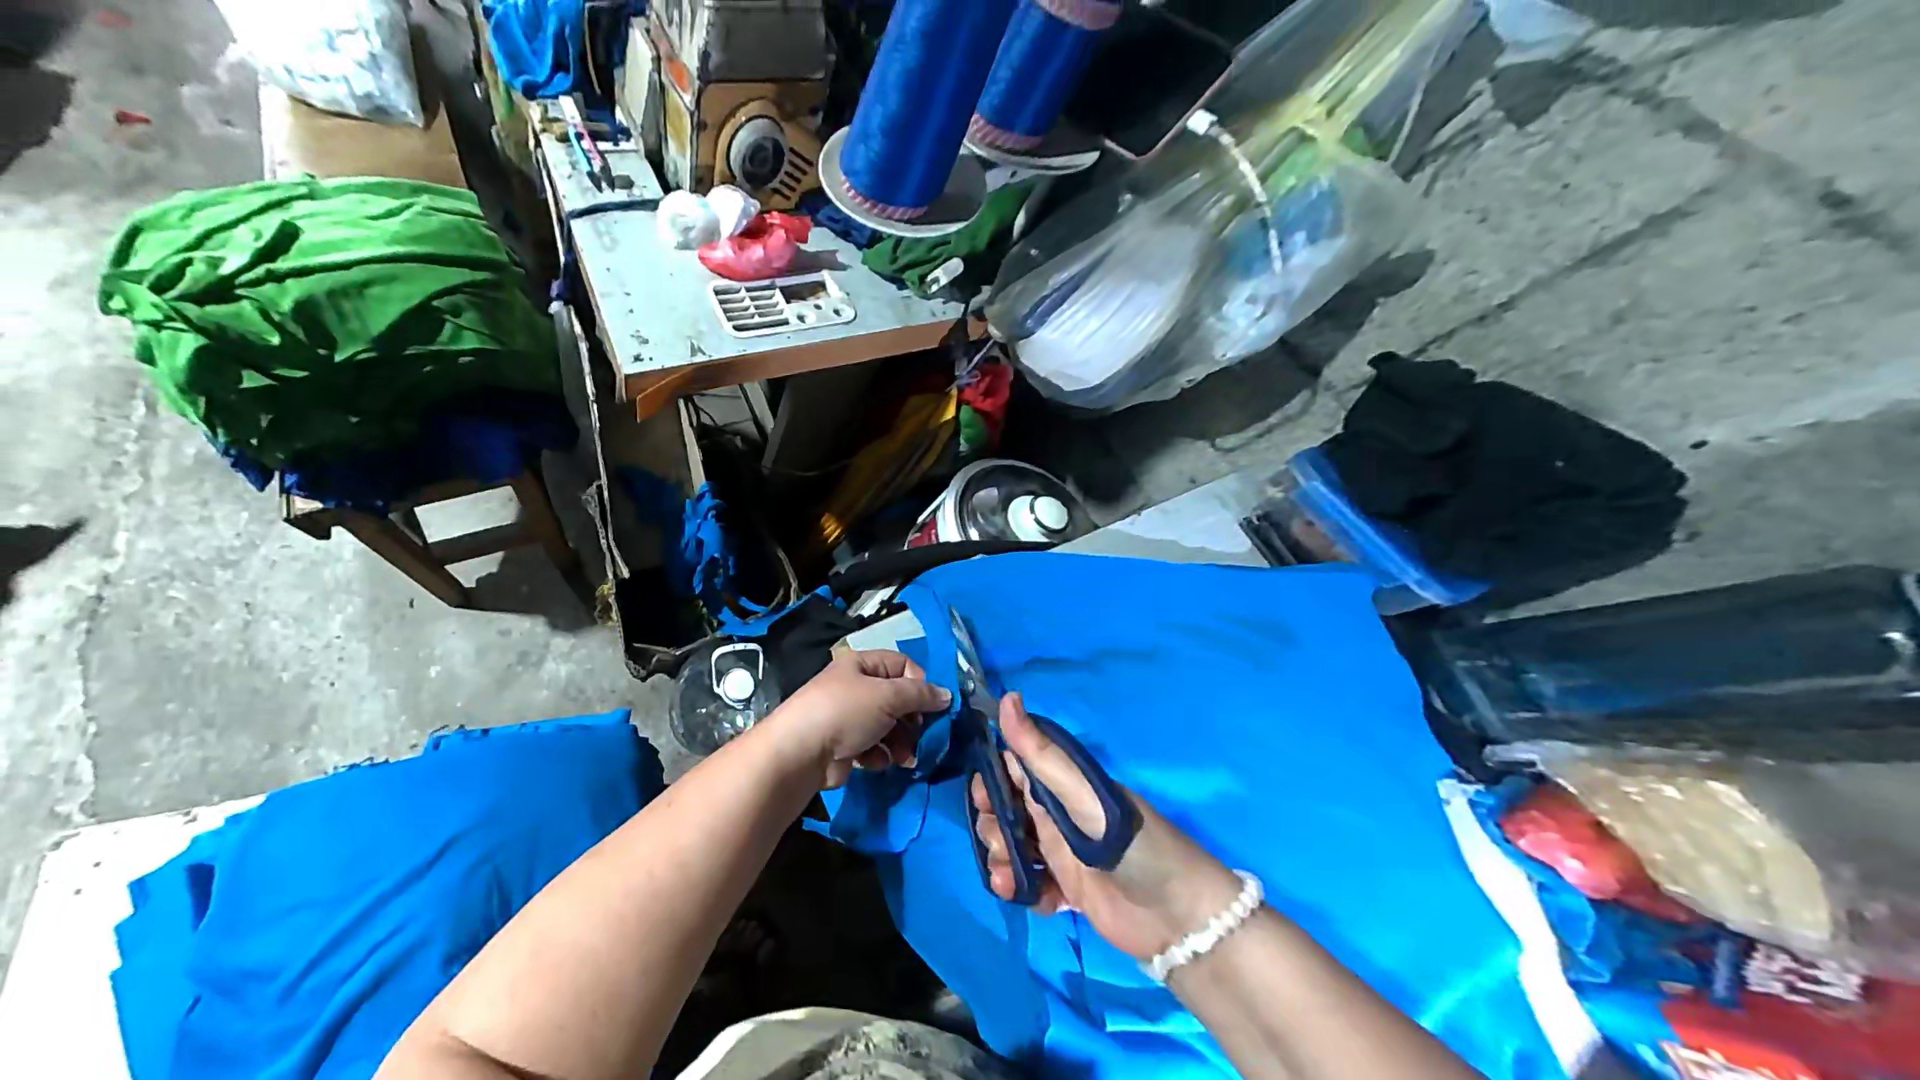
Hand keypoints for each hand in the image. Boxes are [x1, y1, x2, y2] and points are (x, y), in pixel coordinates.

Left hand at [764, 649, 950, 789]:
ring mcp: (849, 717)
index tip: (933, 707)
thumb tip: (947, 695)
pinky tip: (879, 763)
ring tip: (906, 758)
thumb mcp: (888, 696)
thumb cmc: (846, 713)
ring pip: (889, 726)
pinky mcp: (845, 745)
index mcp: (861, 664)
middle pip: (898, 699)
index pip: (903, 666)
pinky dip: (882, 755)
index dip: (921, 684)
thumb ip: (921, 695)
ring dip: (901, 742)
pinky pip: (875, 746)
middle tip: (923, 737)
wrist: (800, 754)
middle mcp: (855, 687)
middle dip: (913, 720)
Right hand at [971, 694, 1245, 961]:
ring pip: (1012, 847)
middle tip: (1000, 844)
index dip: (991, 779)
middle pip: (1006, 810)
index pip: (1013, 768)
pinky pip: (1030, 885)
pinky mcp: (1068, 890)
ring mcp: (1062, 852)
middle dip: (991, 825)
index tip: (983, 797)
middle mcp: (1058, 813)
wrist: (1178, 918)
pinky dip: (1022, 890)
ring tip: (1009, 879)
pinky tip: (1034, 898)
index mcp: (1063, 784)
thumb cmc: (1133, 844)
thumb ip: (1042, 754)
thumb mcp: (1084, 795)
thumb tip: (1007, 696)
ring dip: (1000, 861)